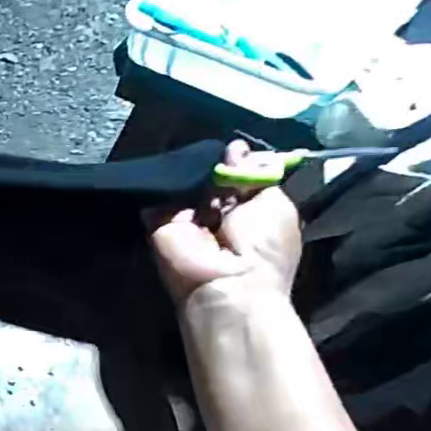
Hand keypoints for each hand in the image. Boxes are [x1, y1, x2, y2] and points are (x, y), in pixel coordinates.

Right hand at [151, 140, 300, 310]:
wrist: (225, 283)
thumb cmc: (262, 247)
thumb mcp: (274, 203)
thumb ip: (255, 174)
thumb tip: (237, 148)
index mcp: (248, 209)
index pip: (238, 175)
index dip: (237, 160)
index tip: (235, 147)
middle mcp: (215, 212)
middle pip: (209, 176)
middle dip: (212, 164)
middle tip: (215, 153)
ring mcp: (186, 218)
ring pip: (183, 183)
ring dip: (187, 172)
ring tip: (191, 164)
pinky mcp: (159, 224)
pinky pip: (156, 198)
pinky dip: (160, 186)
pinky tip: (168, 177)